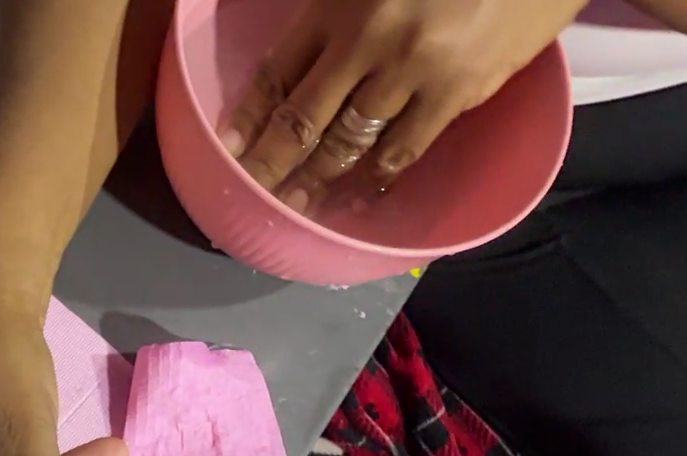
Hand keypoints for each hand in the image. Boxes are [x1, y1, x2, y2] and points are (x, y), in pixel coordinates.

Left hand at [219, 0, 584, 211]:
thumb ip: (340, 6)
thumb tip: (308, 60)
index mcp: (340, 0)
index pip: (275, 73)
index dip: (247, 117)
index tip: (226, 149)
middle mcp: (368, 37)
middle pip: (301, 120)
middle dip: (270, 164)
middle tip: (252, 192)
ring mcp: (414, 68)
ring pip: (346, 143)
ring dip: (316, 179)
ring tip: (295, 204)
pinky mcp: (460, 89)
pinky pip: (405, 149)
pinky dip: (380, 177)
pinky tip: (364, 194)